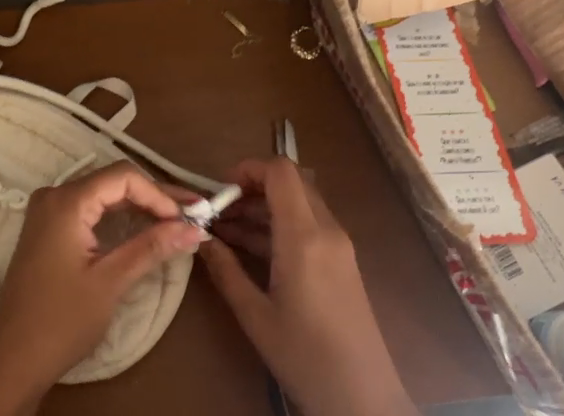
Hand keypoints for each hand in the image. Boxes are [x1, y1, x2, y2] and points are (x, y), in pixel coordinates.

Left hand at [0, 162, 203, 415]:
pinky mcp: (48, 228)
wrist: (13, 357)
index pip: (123, 177)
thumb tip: (193, 229)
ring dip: (139, 205)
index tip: (188, 217)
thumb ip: (151, 248)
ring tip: (176, 220)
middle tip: (193, 213)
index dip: (160, 194)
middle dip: (154, 196)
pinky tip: (144, 228)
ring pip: (103, 194)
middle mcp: (55, 195)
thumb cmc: (61, 320)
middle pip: (113, 181)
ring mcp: (48, 211)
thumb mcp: (111, 281)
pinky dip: (118, 216)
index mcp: (67, 201)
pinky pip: (89, 209)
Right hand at [199, 158, 414, 415]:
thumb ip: (225, 270)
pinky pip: (308, 225)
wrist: (364, 397)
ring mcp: (338, 246)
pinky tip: (249, 249)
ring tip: (224, 231)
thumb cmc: (305, 355)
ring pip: (298, 203)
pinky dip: (278, 226)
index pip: (281, 172)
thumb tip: (199, 238)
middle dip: (251, 188)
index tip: (218, 190)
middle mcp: (326, 230)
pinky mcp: (342, 262)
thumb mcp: (255, 315)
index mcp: (305, 236)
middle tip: (218, 211)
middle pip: (290, 183)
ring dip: (262, 208)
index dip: (247, 169)